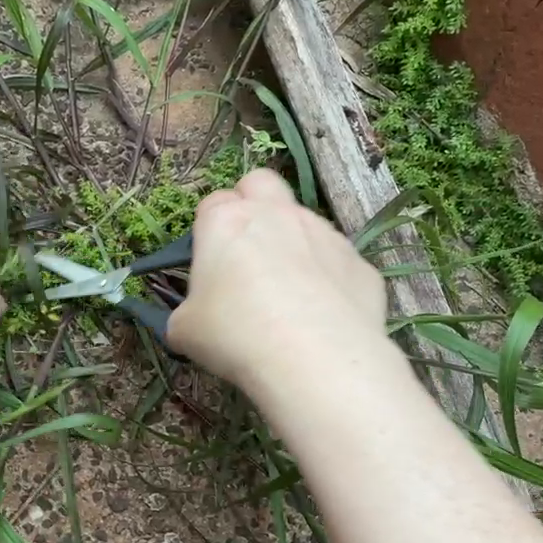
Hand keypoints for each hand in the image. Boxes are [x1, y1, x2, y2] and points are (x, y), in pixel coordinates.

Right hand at [165, 169, 388, 388]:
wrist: (313, 360)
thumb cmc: (233, 335)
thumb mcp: (183, 329)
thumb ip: (187, 308)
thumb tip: (196, 316)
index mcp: (225, 223)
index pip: (211, 203)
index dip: (207, 229)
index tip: (206, 261)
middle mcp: (277, 215)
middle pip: (260, 183)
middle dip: (251, 203)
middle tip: (244, 248)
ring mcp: (324, 233)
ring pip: (303, 219)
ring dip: (290, 241)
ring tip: (283, 292)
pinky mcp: (359, 262)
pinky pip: (335, 260)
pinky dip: (324, 277)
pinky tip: (316, 315)